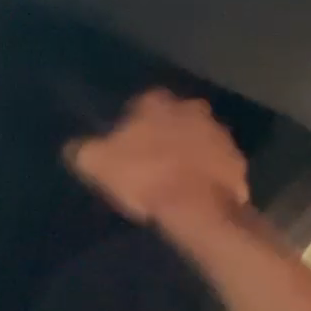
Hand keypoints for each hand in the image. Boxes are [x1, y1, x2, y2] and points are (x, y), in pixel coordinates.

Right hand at [66, 88, 248, 225]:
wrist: (197, 209)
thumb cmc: (144, 176)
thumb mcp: (94, 163)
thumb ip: (81, 148)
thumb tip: (73, 146)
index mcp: (156, 101)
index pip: (139, 103)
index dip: (129, 124)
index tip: (123, 145)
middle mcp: (192, 108)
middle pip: (171, 118)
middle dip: (161, 133)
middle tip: (146, 160)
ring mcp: (220, 134)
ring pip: (195, 139)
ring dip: (184, 153)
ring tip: (168, 179)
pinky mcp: (238, 161)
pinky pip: (213, 163)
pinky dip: (203, 173)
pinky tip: (189, 192)